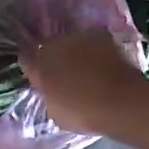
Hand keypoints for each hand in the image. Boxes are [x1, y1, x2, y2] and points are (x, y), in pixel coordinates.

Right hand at [20, 31, 148, 135]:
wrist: (122, 102)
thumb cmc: (83, 113)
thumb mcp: (55, 113)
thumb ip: (48, 96)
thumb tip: (50, 90)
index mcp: (38, 64)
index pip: (26, 59)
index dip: (34, 69)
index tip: (41, 79)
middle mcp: (55, 44)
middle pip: (49, 47)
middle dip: (54, 58)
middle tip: (63, 75)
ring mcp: (79, 37)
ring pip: (71, 43)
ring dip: (74, 52)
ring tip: (85, 69)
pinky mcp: (102, 36)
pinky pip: (92, 42)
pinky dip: (94, 51)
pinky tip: (101, 64)